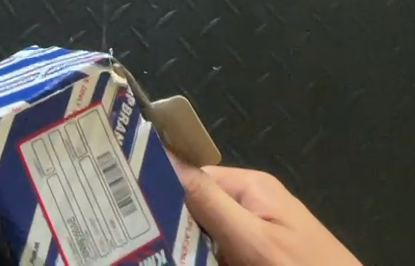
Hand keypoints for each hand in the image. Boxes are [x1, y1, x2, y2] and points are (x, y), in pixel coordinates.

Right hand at [173, 160, 361, 265]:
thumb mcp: (254, 241)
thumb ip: (210, 202)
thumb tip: (164, 159)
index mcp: (252, 186)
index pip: (194, 179)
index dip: (167, 197)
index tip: (143, 220)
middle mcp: (257, 202)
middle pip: (203, 210)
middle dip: (184, 233)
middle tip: (160, 249)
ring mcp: (266, 233)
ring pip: (216, 239)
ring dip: (200, 252)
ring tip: (174, 255)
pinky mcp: (271, 256)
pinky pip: (234, 254)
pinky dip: (220, 260)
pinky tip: (208, 263)